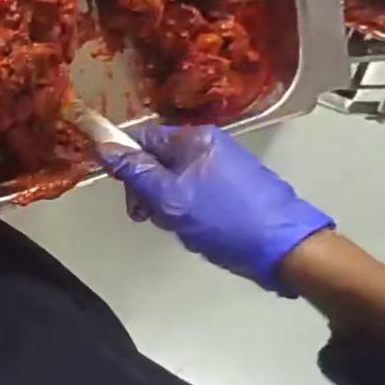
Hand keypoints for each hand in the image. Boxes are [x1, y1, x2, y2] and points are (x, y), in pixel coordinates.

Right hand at [98, 123, 333, 294]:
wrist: (282, 247)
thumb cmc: (221, 218)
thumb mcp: (168, 196)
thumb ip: (134, 172)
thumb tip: (102, 146)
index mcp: (194, 139)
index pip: (142, 137)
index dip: (124, 160)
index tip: (121, 187)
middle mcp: (208, 146)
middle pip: (156, 160)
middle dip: (144, 188)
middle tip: (145, 214)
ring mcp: (221, 167)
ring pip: (171, 180)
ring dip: (162, 203)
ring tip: (173, 224)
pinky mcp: (230, 188)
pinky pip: (190, 192)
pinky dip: (182, 210)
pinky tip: (189, 227)